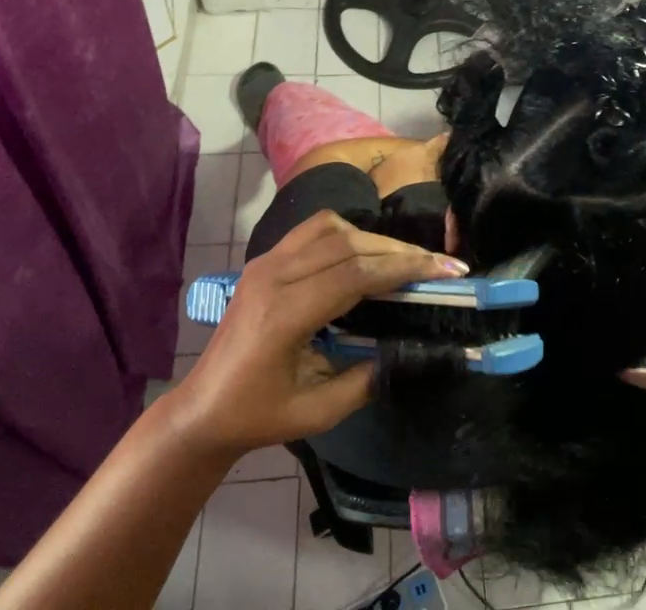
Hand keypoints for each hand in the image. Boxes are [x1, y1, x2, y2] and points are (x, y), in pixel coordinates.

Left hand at [168, 210, 467, 455]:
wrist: (201, 409)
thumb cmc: (258, 416)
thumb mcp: (318, 411)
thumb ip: (366, 379)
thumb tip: (407, 350)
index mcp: (284, 314)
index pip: (355, 274)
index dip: (404, 268)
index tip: (444, 270)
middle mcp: (273, 277)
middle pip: (348, 244)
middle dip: (399, 251)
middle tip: (438, 264)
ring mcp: (264, 264)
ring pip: (330, 228)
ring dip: (373, 239)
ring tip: (404, 260)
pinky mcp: (262, 262)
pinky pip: (311, 232)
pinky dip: (346, 235)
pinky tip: (365, 256)